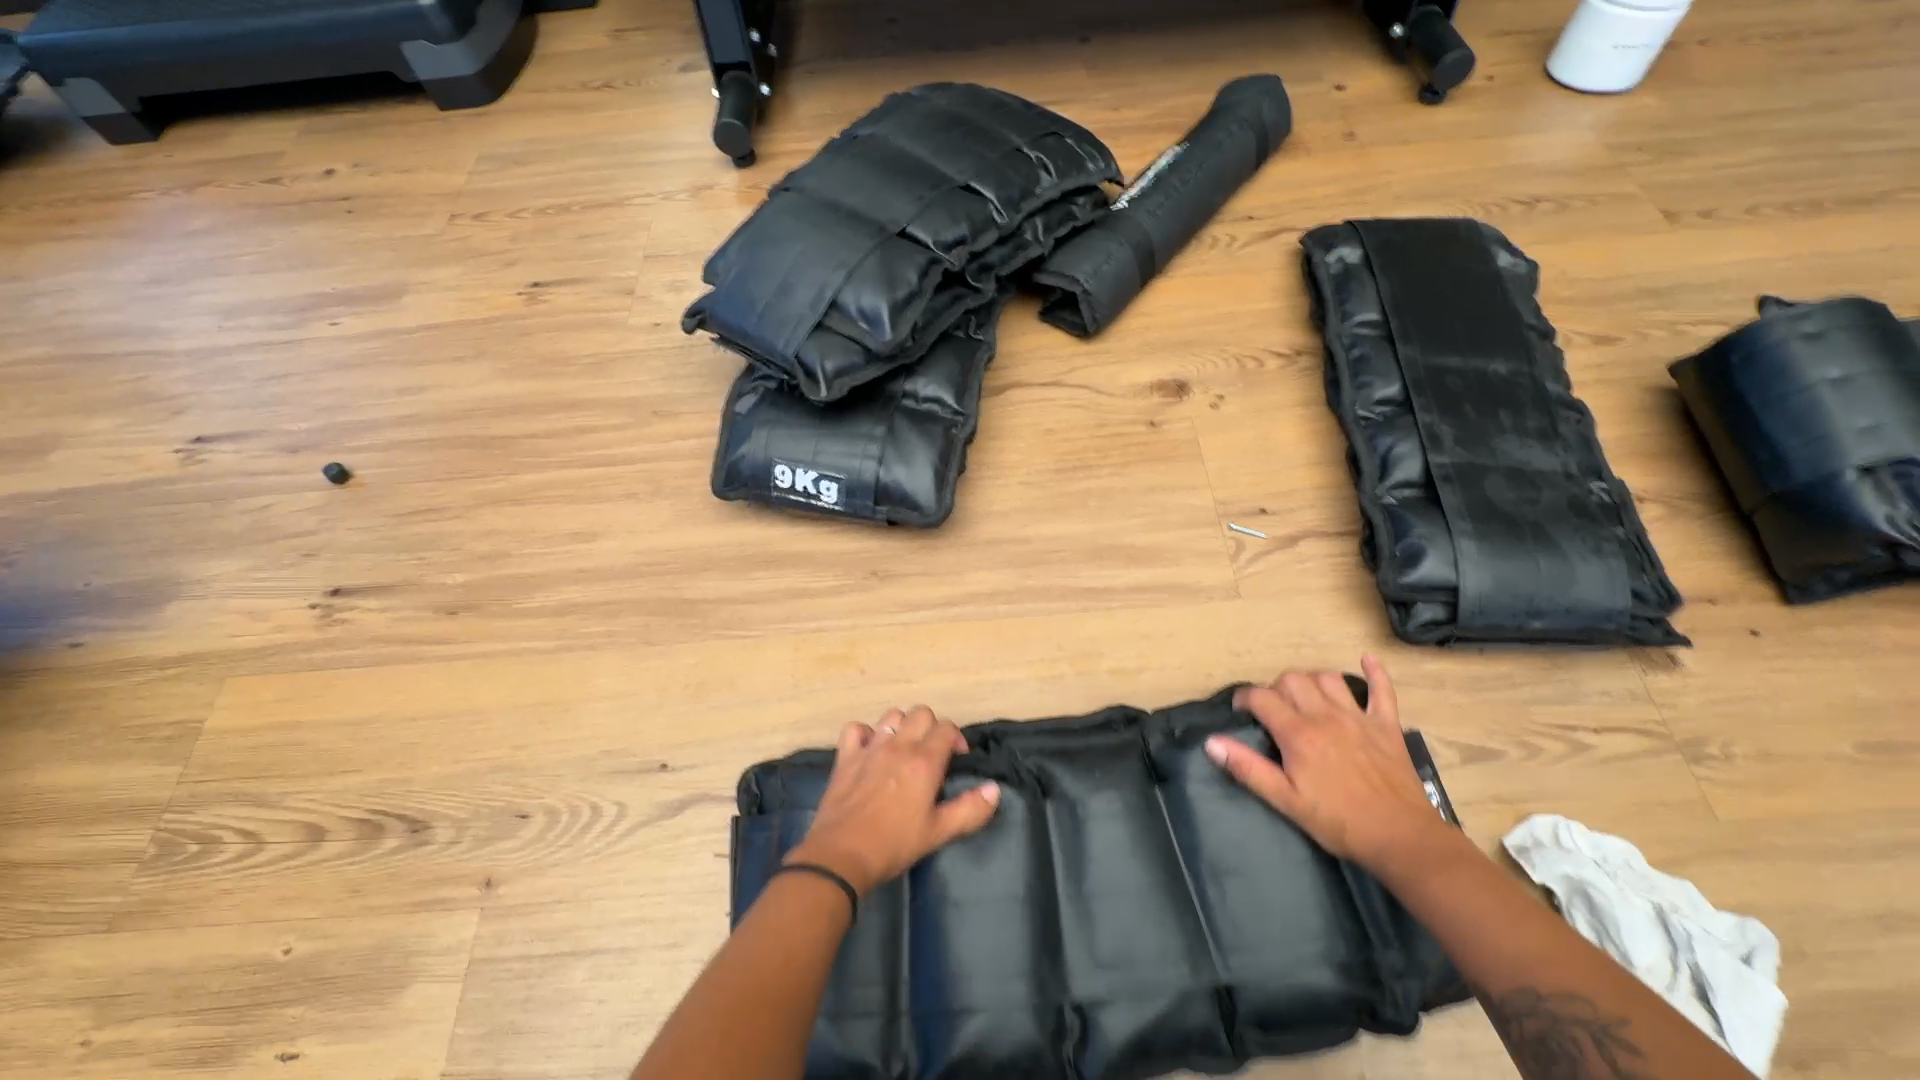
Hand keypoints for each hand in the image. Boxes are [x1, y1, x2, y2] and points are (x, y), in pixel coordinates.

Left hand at [785, 705, 1001, 894]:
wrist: (842, 855)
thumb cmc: (894, 845)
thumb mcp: (939, 832)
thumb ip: (970, 810)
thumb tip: (994, 789)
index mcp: (924, 762)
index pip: (947, 728)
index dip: (956, 739)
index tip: (956, 759)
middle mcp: (899, 746)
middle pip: (920, 713)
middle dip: (931, 727)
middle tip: (932, 753)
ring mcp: (870, 748)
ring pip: (891, 716)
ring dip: (902, 726)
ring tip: (904, 748)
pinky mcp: (846, 757)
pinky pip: (855, 728)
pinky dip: (865, 733)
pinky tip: (870, 749)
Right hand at [1205, 655, 1446, 873]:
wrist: (1400, 837)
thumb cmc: (1338, 823)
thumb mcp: (1286, 801)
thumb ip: (1248, 768)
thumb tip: (1212, 742)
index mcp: (1299, 735)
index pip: (1262, 698)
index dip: (1245, 698)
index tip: (1240, 711)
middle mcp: (1326, 716)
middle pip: (1293, 680)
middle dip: (1276, 688)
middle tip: (1273, 711)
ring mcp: (1359, 718)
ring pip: (1329, 678)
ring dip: (1312, 682)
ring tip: (1305, 698)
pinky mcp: (1387, 725)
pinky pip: (1382, 689)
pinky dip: (1375, 672)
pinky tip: (1366, 660)